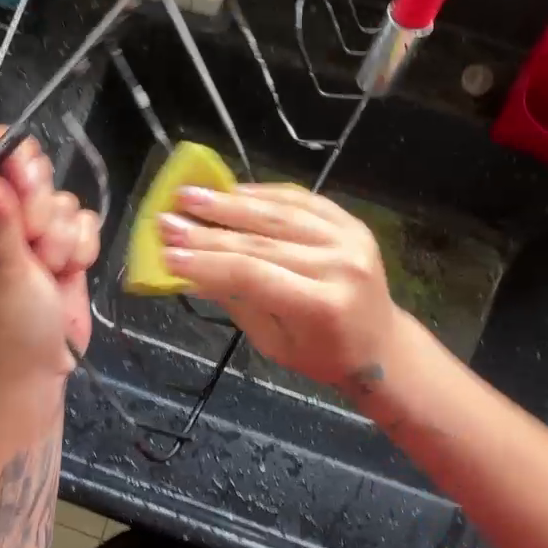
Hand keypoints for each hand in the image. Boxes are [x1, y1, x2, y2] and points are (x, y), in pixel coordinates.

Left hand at [0, 126, 101, 391]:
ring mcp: (27, 231)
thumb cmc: (10, 330)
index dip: (8, 155)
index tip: (29, 178)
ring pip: (60, 199)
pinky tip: (68, 273)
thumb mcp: (5, 276)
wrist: (37, 371)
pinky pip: (82, 221)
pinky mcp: (58, 245)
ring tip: (48, 271)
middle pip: (27, 169)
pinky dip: (80, 249)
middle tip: (33, 242)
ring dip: (61, 238)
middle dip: (40, 205)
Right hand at [160, 183, 397, 391]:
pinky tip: (230, 191)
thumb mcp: (274, 343)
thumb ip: (237, 302)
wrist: (381, 344)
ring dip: (229, 202)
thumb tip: (190, 272)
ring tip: (188, 194)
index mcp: (320, 305)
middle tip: (167, 220)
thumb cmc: (322, 356)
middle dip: (207, 230)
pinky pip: (301, 200)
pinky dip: (262, 194)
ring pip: (279, 213)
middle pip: (261, 241)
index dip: (206, 261)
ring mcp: (349, 238)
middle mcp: (339, 265)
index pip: (252, 274)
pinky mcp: (351, 222)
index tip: (166, 254)